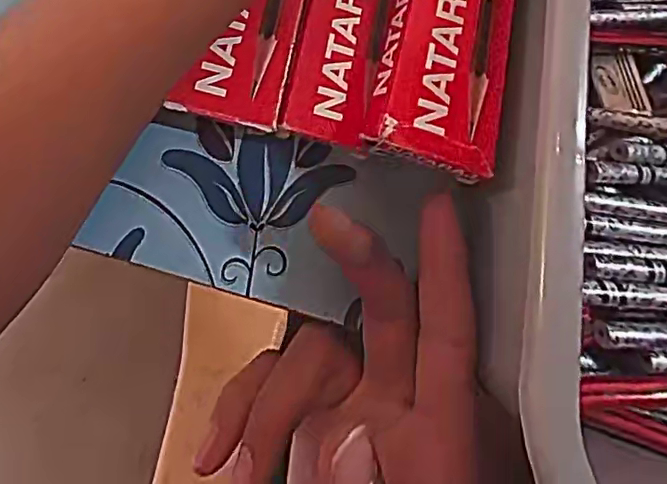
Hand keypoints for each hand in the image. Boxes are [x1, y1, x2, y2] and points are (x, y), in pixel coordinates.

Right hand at [194, 193, 481, 483]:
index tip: (437, 209)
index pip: (447, 330)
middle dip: (357, 260)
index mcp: (436, 439)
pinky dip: (241, 412)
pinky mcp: (309, 435)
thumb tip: (349, 438)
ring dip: (267, 399)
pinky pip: (272, 392)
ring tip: (240, 469)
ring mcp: (348, 417)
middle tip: (329, 223)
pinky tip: (219, 454)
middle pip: (381, 312)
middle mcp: (393, 412)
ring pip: (309, 352)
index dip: (448, 264)